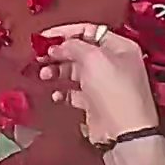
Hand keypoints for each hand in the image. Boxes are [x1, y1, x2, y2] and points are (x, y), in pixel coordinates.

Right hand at [38, 23, 159, 144]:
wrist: (123, 132)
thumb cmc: (115, 91)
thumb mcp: (94, 58)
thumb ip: (74, 46)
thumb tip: (59, 45)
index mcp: (120, 47)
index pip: (89, 32)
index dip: (66, 32)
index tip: (44, 37)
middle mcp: (113, 64)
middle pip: (81, 52)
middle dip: (59, 53)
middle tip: (40, 56)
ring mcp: (104, 84)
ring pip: (75, 72)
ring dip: (57, 71)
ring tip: (44, 75)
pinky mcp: (96, 103)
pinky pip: (75, 93)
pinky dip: (63, 92)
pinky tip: (56, 95)